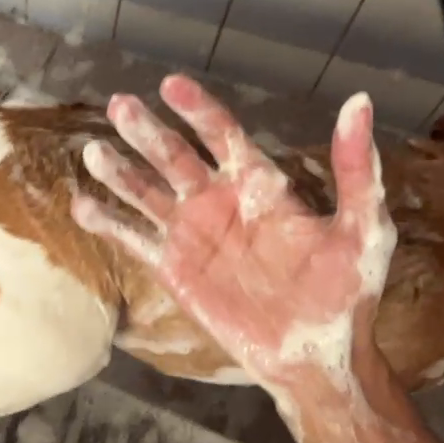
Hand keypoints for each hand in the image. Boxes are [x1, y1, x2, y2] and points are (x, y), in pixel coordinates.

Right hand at [71, 76, 395, 403]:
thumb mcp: (362, 229)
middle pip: (172, 156)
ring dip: (119, 171)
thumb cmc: (344, 292)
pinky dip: (106, 222)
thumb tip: (360, 102)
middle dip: (146, 131)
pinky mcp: (171, 266)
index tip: (170, 84)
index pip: (220, 134)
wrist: (315, 357)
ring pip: (145, 191)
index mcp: (257, 183)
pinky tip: (81, 206)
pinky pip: (132, 239)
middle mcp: (216, 199)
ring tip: (92, 151)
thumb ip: (357, 169)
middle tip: (119, 105)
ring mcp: (189, 232)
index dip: (196, 108)